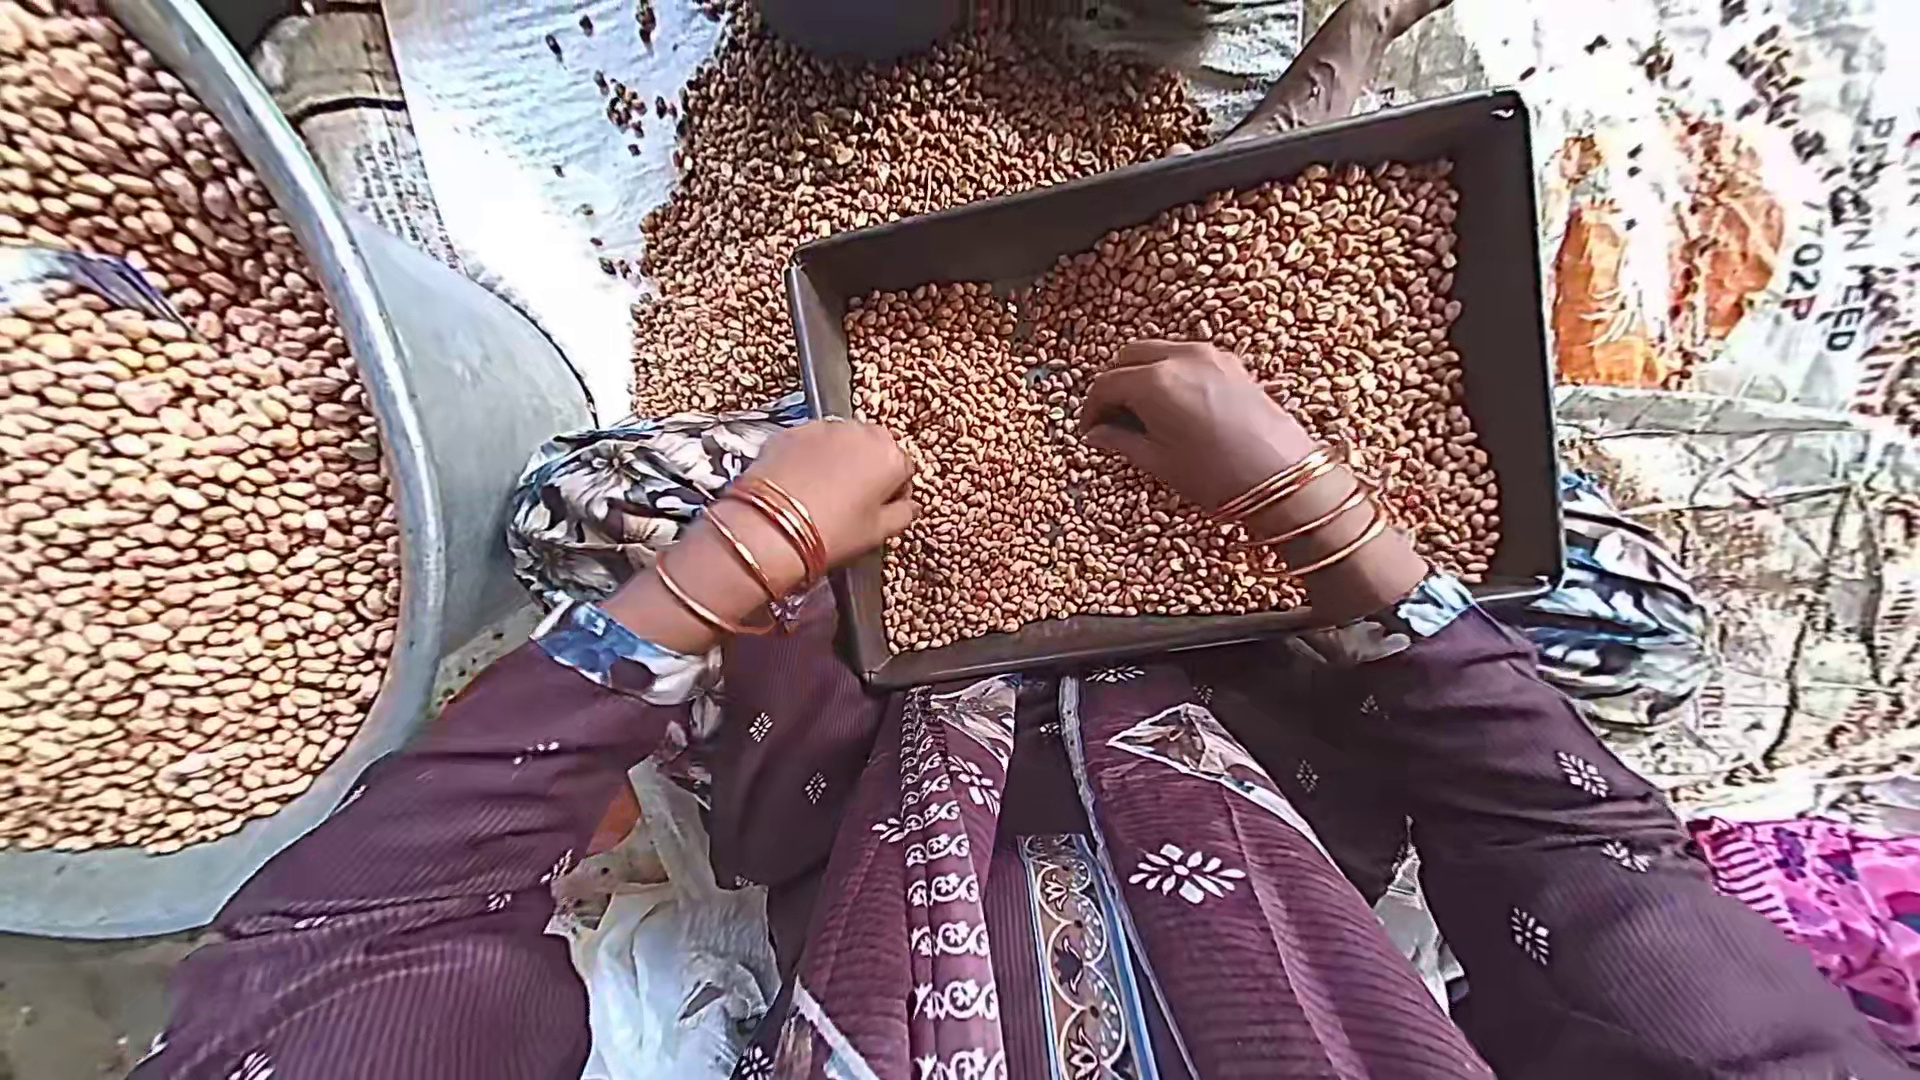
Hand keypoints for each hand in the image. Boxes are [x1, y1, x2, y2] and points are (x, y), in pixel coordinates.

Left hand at [741, 419, 916, 571]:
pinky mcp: (792, 430)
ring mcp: (825, 427)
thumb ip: (903, 514)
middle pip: (875, 447)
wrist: (770, 529)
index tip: (879, 509)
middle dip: (868, 468)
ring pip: (842, 441)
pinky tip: (800, 483)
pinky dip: (810, 456)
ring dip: (840, 459)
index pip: (905, 469)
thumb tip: (911, 506)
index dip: (893, 491)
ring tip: (823, 491)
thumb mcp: (877, 533)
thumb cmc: (833, 533)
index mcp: (891, 456)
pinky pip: (812, 441)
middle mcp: (862, 432)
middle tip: (852, 500)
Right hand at [1079, 340, 1314, 510]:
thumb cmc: (1216, 475)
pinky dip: (1165, 373)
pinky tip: (1168, 406)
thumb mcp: (1157, 460)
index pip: (1106, 384)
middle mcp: (1180, 357)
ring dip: (1138, 375)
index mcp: (1154, 382)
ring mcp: (1208, 355)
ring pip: (1155, 351)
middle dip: (1112, 385)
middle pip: (1127, 357)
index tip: (1090, 430)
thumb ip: (1120, 440)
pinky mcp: (1229, 363)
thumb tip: (1096, 434)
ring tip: (1138, 414)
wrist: (1281, 478)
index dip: (1091, 408)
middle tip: (1109, 419)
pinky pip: (1183, 357)